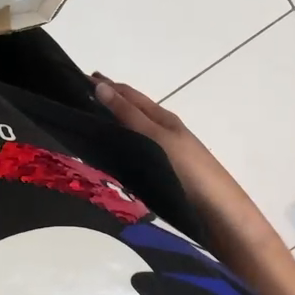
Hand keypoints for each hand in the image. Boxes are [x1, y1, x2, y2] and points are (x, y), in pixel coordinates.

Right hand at [91, 73, 272, 244]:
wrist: (220, 216)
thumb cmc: (190, 169)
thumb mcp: (156, 136)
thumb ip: (128, 113)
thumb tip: (98, 84)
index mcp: (163, 117)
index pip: (129, 94)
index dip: (107, 84)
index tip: (77, 78)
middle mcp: (162, 132)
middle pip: (130, 111)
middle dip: (106, 102)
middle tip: (74, 101)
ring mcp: (163, 155)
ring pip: (130, 133)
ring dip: (110, 125)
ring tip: (83, 126)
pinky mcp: (160, 176)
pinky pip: (132, 154)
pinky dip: (117, 147)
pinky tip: (105, 156)